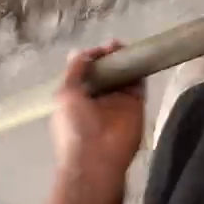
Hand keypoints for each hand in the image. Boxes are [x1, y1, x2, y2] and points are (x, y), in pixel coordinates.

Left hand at [49, 42, 143, 186]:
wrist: (98, 158)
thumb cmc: (75, 127)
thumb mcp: (64, 94)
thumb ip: (74, 70)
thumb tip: (83, 52)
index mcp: (78, 96)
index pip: (87, 72)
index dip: (93, 58)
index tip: (100, 49)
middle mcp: (99, 98)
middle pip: (107, 71)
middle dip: (110, 57)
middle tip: (115, 45)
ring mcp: (118, 101)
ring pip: (123, 75)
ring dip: (124, 61)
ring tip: (125, 48)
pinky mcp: (136, 105)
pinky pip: (139, 84)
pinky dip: (139, 71)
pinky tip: (136, 58)